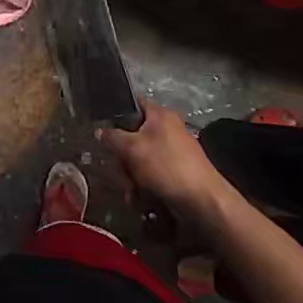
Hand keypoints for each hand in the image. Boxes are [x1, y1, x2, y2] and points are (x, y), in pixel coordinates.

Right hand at [100, 101, 229, 217]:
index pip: (134, 103)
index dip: (118, 114)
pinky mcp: (174, 170)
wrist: (201, 199)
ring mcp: (172, 151)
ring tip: (132, 191)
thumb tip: (100, 131)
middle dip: (123, 159)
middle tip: (121, 172)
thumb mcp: (132, 149)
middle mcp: (167, 129)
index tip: (105, 131)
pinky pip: (151, 173)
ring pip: (140, 159)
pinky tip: (140, 198)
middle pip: (133, 136)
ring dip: (131, 176)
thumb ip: (112, 138)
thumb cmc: (166, 166)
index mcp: (160, 115)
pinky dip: (143, 185)